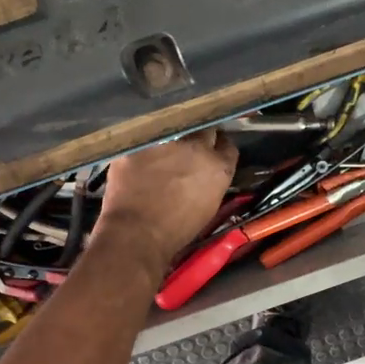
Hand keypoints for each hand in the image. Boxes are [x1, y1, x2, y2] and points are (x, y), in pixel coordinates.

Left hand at [97, 131, 238, 273]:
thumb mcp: (208, 206)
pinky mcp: (138, 142)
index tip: (213, 152)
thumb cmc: (176, 230)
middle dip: (200, 136)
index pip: (227, 146)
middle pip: (205, 130)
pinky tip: (140, 159)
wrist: (137, 233)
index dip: (219, 149)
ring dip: (172, 140)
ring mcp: (166, 142)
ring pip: (173, 131)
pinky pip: (145, 140)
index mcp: (218, 167)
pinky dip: (144, 149)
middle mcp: (196, 147)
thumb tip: (206, 173)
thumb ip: (212, 182)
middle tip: (190, 148)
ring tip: (163, 152)